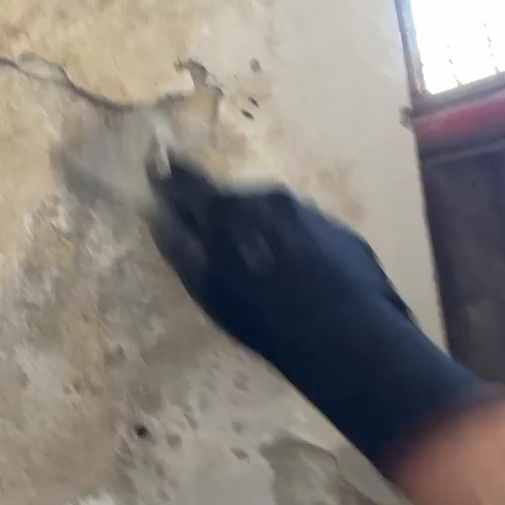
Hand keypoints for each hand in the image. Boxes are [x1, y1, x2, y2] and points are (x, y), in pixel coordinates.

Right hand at [147, 157, 491, 472]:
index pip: (186, 181)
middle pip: (231, 198)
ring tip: (263, 265)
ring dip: (259, 229)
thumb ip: (178, 245)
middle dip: (221, 213)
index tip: (159, 169)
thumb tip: (157, 214)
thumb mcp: (205, 287)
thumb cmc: (259, 315)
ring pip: (270, 213)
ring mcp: (307, 210)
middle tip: (217, 240)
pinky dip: (292, 243)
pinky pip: (303, 230)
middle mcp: (264, 197)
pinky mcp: (340, 230)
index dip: (169, 177)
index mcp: (223, 208)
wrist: (347, 335)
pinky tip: (299, 275)